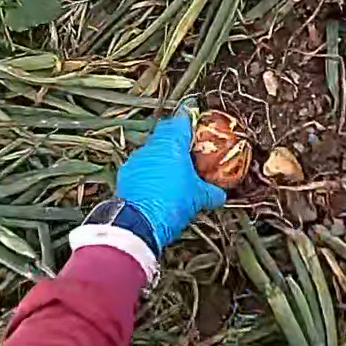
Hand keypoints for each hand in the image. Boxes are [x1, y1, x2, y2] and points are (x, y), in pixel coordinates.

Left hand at [115, 109, 225, 248]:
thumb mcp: (198, 198)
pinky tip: (158, 188)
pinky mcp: (125, 176)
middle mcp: (152, 146)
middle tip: (189, 155)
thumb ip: (210, 192)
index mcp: (172, 143)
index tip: (197, 128)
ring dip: (162, 159)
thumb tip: (220, 195)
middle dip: (177, 143)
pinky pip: (140, 168)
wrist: (137, 225)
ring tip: (174, 175)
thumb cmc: (171, 202)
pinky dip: (149, 173)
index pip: (181, 120)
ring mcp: (136, 160)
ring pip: (152, 152)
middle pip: (165, 135)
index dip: (190, 122)